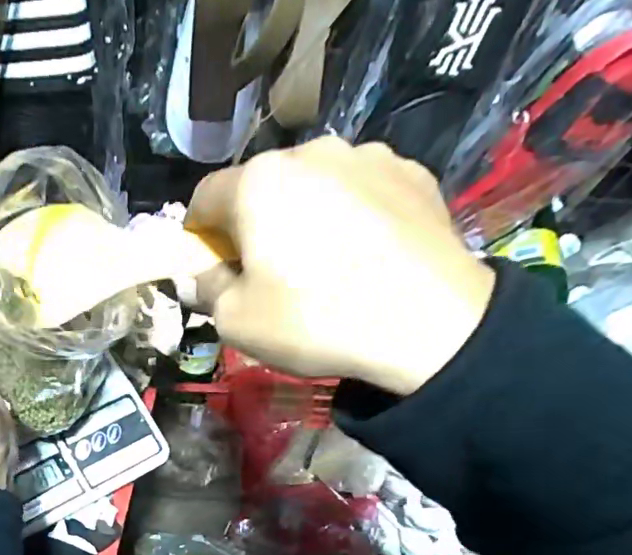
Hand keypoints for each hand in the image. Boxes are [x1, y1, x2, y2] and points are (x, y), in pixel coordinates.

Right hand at [186, 137, 495, 396]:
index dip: (201, 236)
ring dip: (312, 217)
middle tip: (276, 276)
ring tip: (334, 266)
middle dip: (260, 227)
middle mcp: (312, 151)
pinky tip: (373, 257)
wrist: (430, 325)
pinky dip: (359, 217)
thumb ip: (208, 291)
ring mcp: (369, 156)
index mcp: (259, 182)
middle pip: (266, 189)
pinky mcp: (414, 174)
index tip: (215, 269)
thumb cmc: (319, 321)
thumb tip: (201, 275)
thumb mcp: (239, 324)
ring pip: (320, 186)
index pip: (206, 199)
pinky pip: (367, 193)